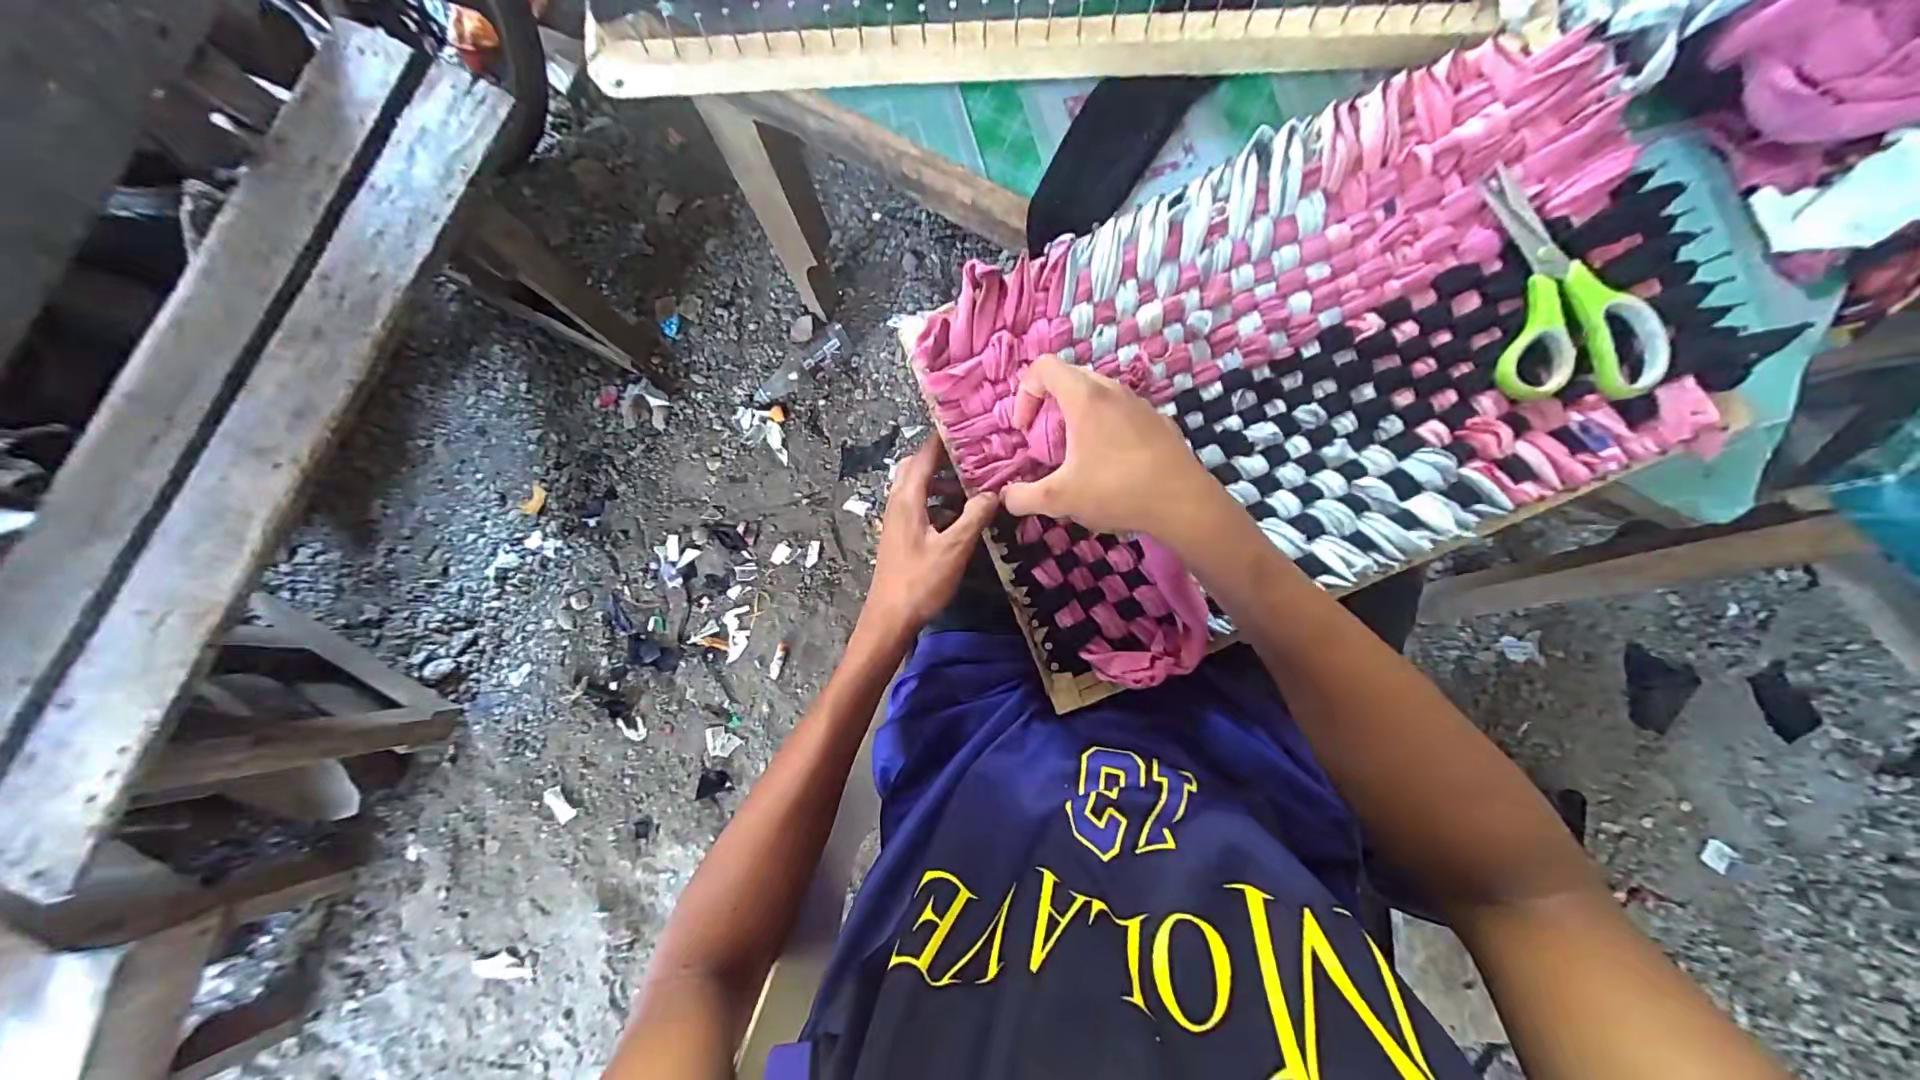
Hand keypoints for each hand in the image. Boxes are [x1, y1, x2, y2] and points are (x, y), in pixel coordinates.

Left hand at [859, 437, 998, 641]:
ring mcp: (897, 519)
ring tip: (972, 488)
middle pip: (918, 468)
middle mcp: (898, 503)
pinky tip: (960, 516)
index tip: (967, 427)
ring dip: (943, 484)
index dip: (944, 439)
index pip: (925, 455)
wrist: (889, 617)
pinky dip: (938, 503)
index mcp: (907, 499)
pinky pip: (919, 506)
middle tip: (974, 458)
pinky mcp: (900, 535)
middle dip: (944, 460)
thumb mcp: (954, 548)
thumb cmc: (920, 581)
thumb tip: (993, 493)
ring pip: (918, 488)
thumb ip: (974, 517)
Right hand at [1002, 354, 1232, 542]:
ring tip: (1078, 457)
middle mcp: (1113, 391)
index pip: (1043, 368)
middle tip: (1047, 444)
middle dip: (1049, 408)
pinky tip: (1111, 467)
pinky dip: (1105, 430)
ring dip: (1078, 419)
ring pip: (1098, 397)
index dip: (1024, 395)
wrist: (1183, 502)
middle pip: (1070, 380)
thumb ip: (1023, 497)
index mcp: (1085, 398)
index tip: (1026, 431)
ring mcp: (1139, 404)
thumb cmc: (1116, 490)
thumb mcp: (1060, 498)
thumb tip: (1006, 498)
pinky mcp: (1158, 423)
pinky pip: (1121, 414)